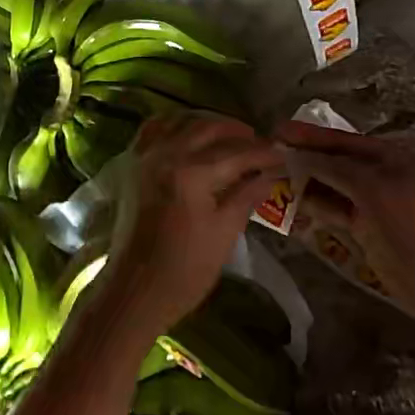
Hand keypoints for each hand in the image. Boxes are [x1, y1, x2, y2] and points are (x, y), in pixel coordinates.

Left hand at [102, 113, 283, 337]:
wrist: (134, 293)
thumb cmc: (184, 271)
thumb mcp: (224, 234)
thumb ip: (247, 197)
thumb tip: (269, 175)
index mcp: (192, 174)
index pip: (237, 154)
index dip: (263, 154)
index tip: (281, 156)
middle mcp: (168, 154)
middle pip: (211, 129)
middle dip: (239, 133)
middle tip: (260, 145)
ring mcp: (147, 156)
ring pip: (184, 122)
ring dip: (210, 124)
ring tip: (231, 137)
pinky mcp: (133, 164)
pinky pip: (156, 128)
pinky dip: (176, 124)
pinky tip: (189, 132)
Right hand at [278, 121, 414, 325]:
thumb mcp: (374, 188)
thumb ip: (335, 168)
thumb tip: (299, 154)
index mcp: (389, 156)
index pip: (342, 139)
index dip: (310, 135)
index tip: (277, 130)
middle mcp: (379, 175)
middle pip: (335, 161)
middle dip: (304, 156)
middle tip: (266, 153)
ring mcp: (373, 205)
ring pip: (332, 187)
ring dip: (305, 181)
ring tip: (269, 175)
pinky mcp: (367, 232)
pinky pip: (335, 212)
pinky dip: (315, 206)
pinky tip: (290, 203)